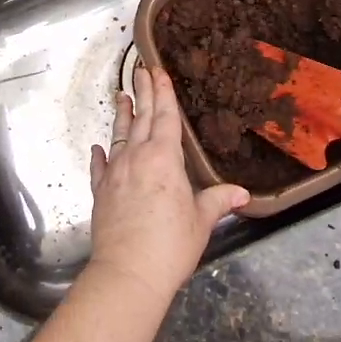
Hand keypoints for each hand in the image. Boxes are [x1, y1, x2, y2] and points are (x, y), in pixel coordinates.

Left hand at [85, 67, 249, 298]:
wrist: (128, 272)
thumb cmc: (171, 245)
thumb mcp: (201, 222)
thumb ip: (218, 201)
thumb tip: (243, 193)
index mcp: (164, 158)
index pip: (165, 117)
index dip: (163, 93)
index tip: (158, 70)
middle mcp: (137, 157)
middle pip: (141, 118)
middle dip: (142, 92)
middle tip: (140, 69)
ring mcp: (115, 172)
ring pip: (119, 135)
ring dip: (121, 115)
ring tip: (120, 95)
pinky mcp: (100, 190)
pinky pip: (99, 166)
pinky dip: (99, 155)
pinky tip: (97, 148)